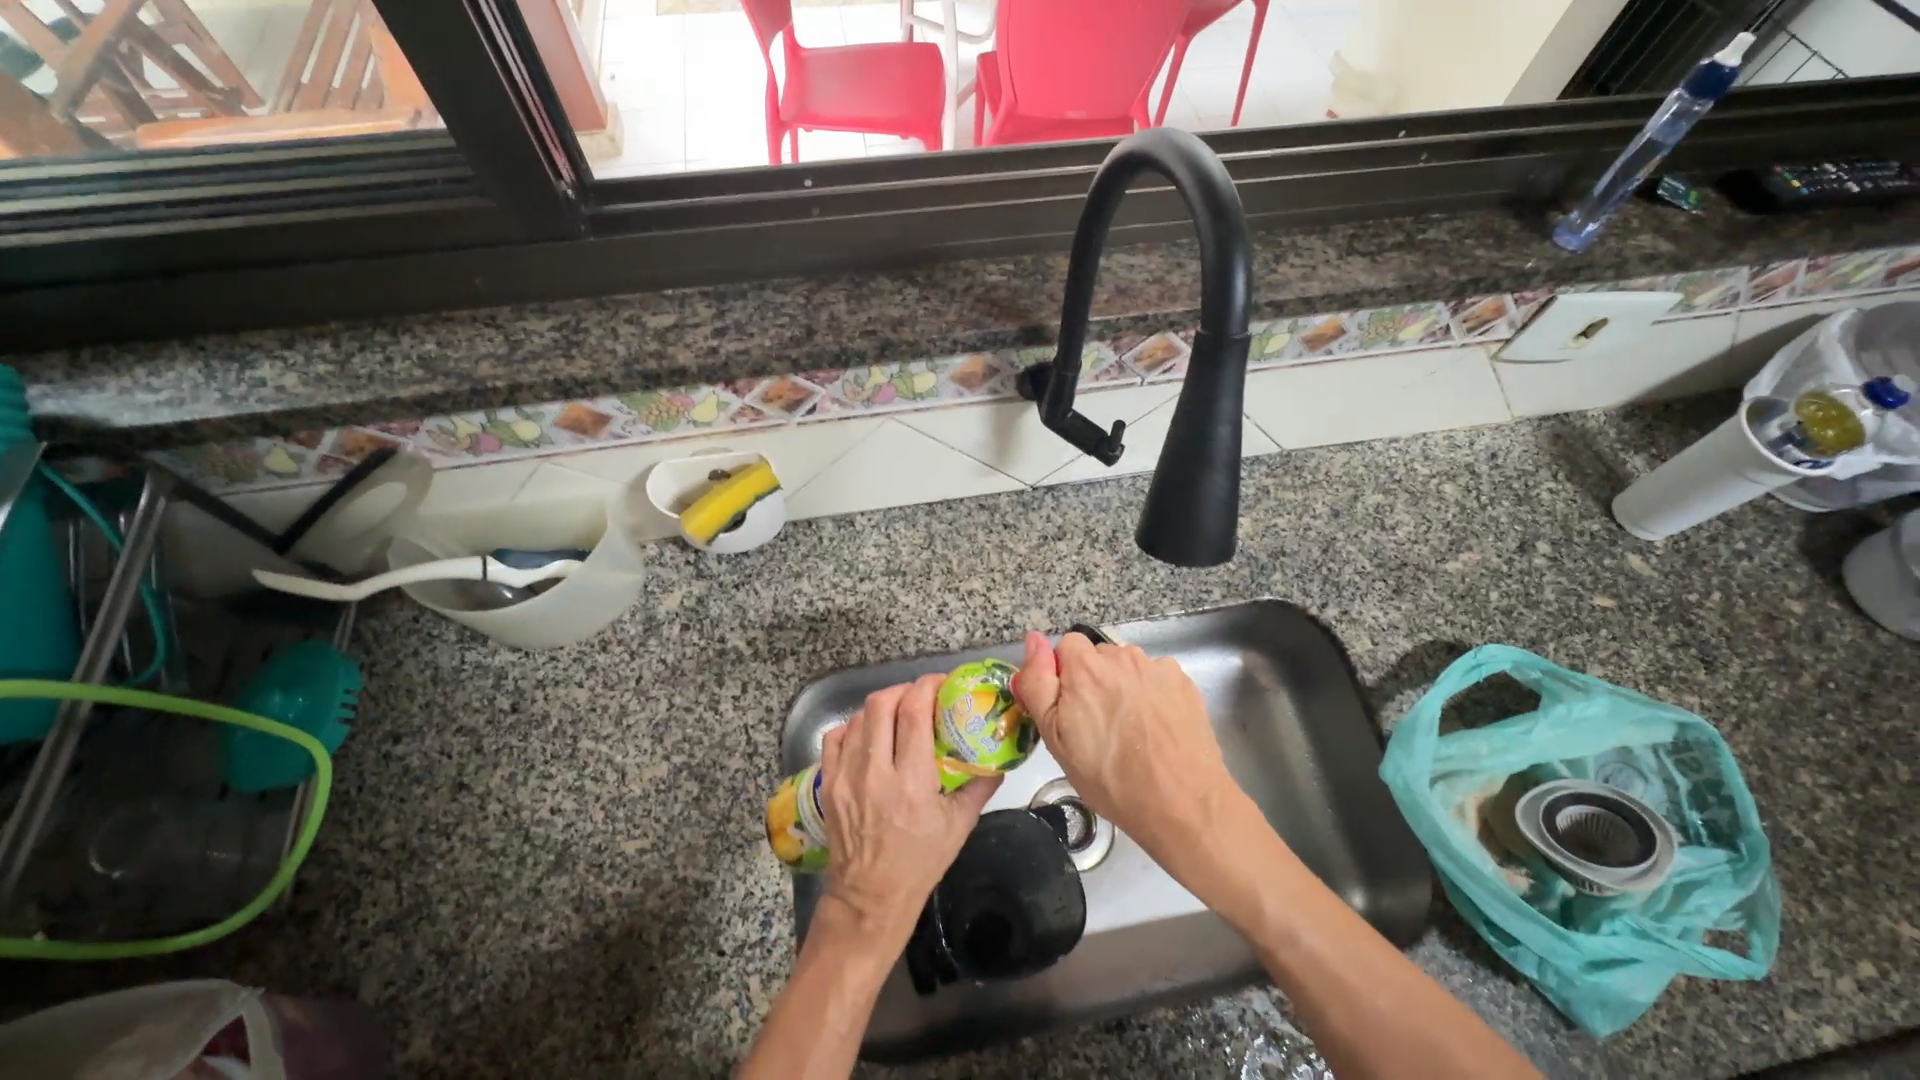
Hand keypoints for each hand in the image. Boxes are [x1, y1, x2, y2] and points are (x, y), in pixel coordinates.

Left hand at [817, 674, 1001, 938]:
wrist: (870, 896)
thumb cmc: (920, 862)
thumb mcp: (959, 826)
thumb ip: (980, 786)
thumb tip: (998, 758)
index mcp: (911, 782)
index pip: (913, 713)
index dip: (927, 687)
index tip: (940, 683)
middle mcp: (875, 773)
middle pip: (881, 705)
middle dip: (903, 691)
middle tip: (920, 696)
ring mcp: (846, 777)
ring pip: (858, 718)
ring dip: (881, 708)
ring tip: (897, 714)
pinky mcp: (829, 784)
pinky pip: (835, 738)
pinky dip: (854, 727)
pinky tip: (869, 733)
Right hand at [1012, 631, 1235, 862]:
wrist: (1181, 803)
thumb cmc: (1110, 778)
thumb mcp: (1056, 738)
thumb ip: (1038, 683)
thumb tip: (1032, 639)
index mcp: (1086, 668)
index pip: (1066, 646)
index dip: (1063, 675)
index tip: (1069, 709)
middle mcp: (1123, 657)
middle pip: (1099, 657)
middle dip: (1093, 682)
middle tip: (1097, 726)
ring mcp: (1158, 669)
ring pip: (1128, 669)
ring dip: (1123, 688)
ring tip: (1129, 732)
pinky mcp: (1184, 683)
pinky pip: (1156, 679)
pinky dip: (1152, 696)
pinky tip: (1155, 729)